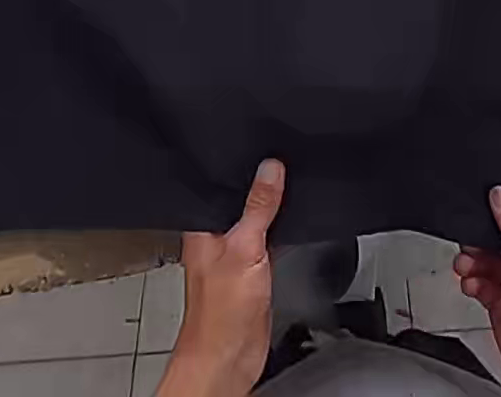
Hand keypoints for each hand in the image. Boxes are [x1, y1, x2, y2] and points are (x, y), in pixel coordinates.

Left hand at [158, 159, 285, 396]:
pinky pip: (271, 236)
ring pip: (257, 216)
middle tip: (283, 153)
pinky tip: (296, 216)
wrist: (228, 361)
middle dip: (260, 181)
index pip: (219, 184)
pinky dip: (283, 225)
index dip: (238, 162)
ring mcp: (237, 253)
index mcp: (204, 228)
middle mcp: (218, 237)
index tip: (260, 139)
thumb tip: (271, 167)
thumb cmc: (219, 314)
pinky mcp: (255, 268)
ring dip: (273, 204)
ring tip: (292, 177)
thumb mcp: (244, 248)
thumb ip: (259, 207)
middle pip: (241, 198)